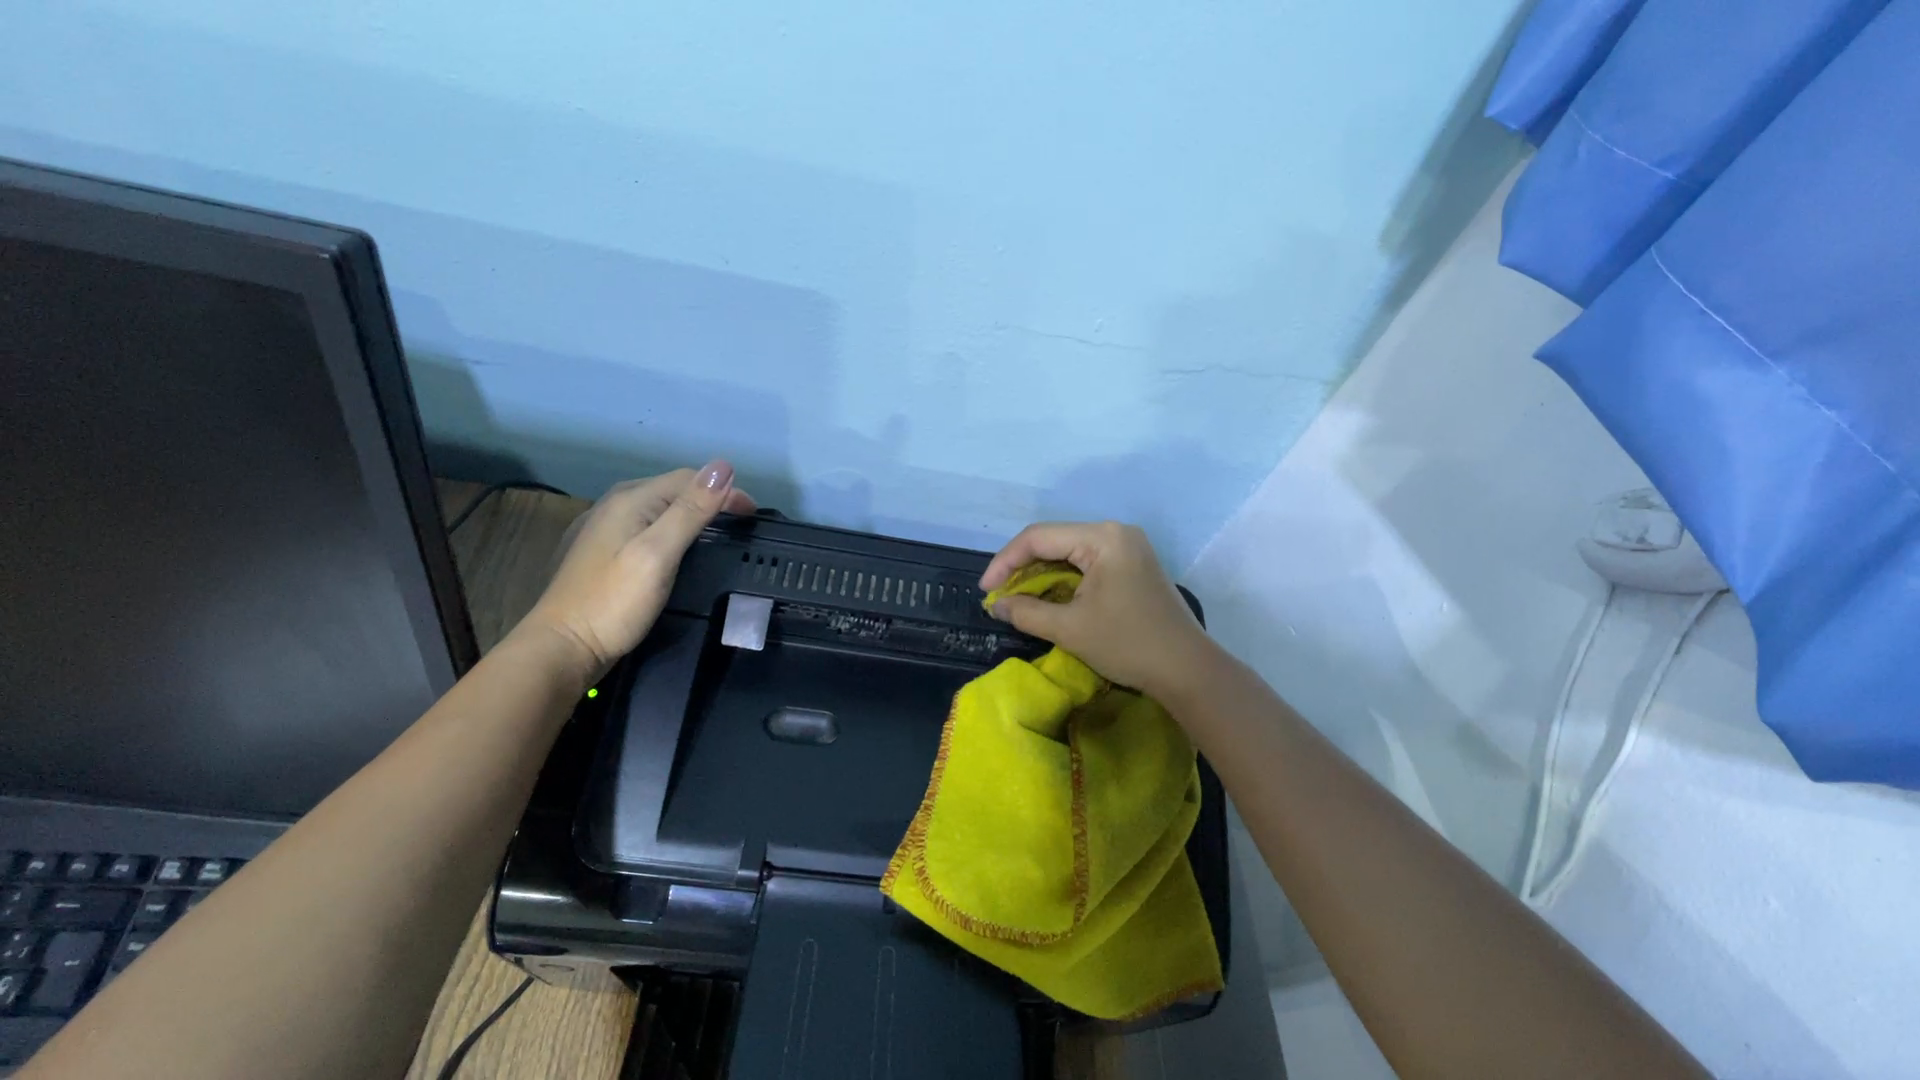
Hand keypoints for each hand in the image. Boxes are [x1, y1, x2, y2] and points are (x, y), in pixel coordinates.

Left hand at [517, 462, 753, 678]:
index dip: (725, 491)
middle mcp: (614, 504)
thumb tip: (724, 466)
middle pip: (672, 489)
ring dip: (690, 513)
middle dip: (709, 498)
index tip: (754, 515)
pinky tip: (676, 549)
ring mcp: (602, 527)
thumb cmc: (614, 601)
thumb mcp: (658, 553)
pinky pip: (644, 526)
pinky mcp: (599, 551)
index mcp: (630, 499)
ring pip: (657, 508)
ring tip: (717, 534)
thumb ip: (691, 510)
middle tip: (740, 524)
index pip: (689, 479)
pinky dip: (669, 529)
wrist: (562, 646)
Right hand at [980, 522, 1218, 700]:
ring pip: (1069, 553)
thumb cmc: (1128, 644)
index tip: (985, 591)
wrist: (1187, 670)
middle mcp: (1116, 533)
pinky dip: (1063, 581)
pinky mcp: (1133, 567)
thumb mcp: (1069, 628)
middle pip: (1054, 541)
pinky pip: (1087, 565)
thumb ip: (1026, 611)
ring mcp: (1128, 548)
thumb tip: (996, 605)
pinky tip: (1046, 599)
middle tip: (997, 596)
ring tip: (1015, 599)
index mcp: (1102, 537)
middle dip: (1022, 568)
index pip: (1039, 537)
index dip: (1005, 562)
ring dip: (1040, 575)